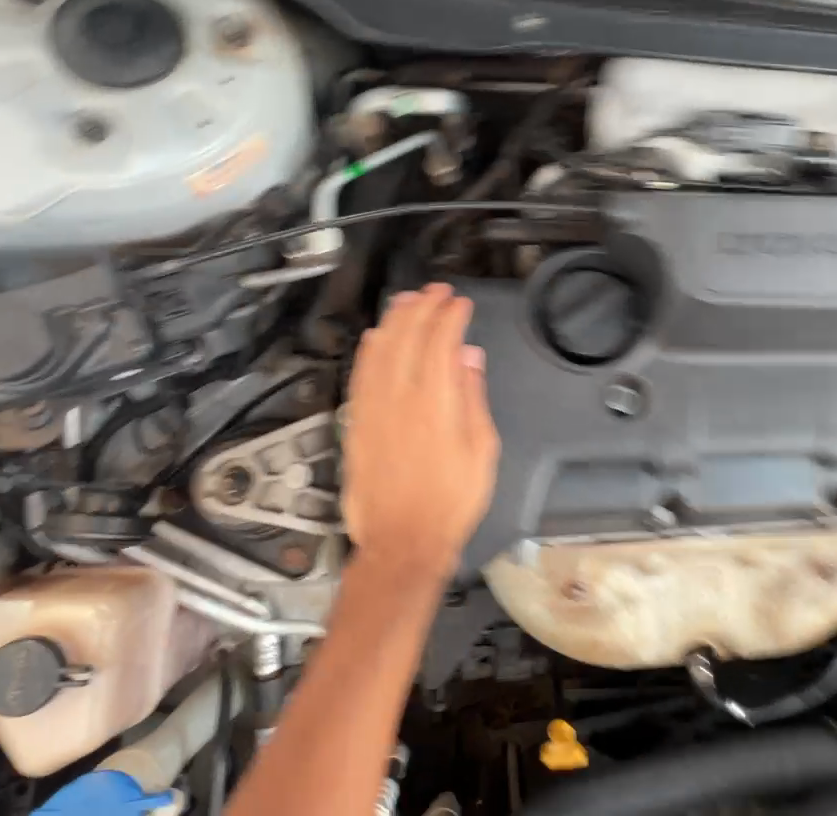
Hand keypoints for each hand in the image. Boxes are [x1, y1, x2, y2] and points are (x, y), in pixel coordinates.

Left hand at [343, 284, 499, 579]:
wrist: (402, 542)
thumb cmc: (450, 502)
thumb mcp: (481, 451)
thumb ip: (471, 398)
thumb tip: (468, 358)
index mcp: (434, 404)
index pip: (439, 342)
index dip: (450, 316)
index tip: (461, 303)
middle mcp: (398, 400)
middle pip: (406, 338)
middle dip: (423, 308)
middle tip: (437, 293)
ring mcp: (372, 410)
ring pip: (379, 350)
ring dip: (394, 320)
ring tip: (408, 301)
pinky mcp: (355, 424)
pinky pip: (359, 374)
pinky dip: (369, 349)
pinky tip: (375, 337)